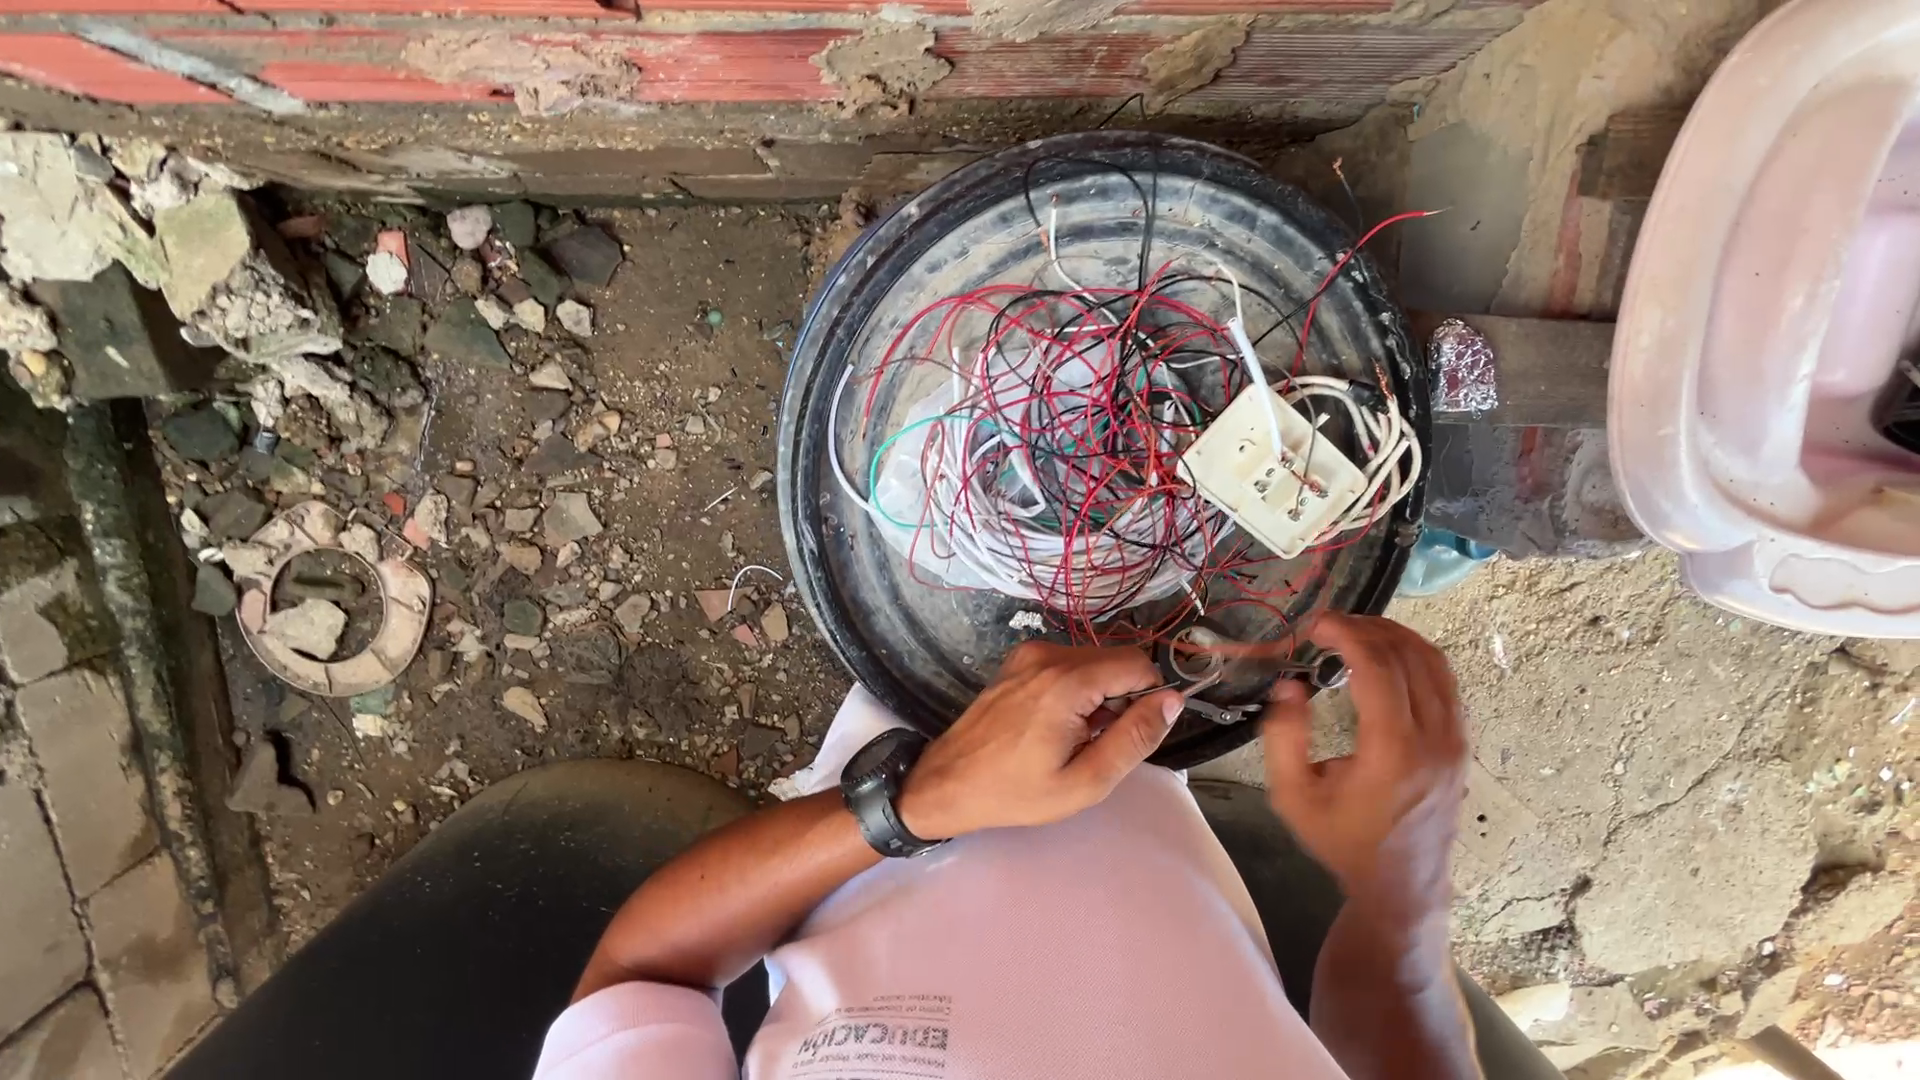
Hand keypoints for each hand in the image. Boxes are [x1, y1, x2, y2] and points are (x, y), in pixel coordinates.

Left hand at [897, 643, 1184, 839]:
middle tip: (1100, 740)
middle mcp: (1048, 654)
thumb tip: (1173, 700)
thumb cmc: (1016, 791)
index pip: (1138, 663)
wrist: (949, 782)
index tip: (1131, 732)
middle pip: (1117, 658)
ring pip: (1094, 660)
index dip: (1149, 697)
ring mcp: (1029, 653)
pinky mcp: (1019, 660)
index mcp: (1067, 680)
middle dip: (1124, 695)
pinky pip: (1069, 663)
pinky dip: (1077, 687)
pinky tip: (1057, 723)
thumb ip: (1134, 738)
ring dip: (1100, 693)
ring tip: (1076, 735)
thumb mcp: (1086, 781)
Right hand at [1262, 614, 1466, 925]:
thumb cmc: (1342, 840)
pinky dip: (1415, 655)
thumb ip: (1282, 737)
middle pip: (1408, 655)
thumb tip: (1289, 684)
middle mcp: (1434, 738)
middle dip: (1365, 628)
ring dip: (1393, 636)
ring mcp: (1455, 740)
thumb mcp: (1293, 795)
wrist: (1402, 885)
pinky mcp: (1461, 744)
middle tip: (1327, 625)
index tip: (1315, 624)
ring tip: (1354, 631)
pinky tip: (1385, 656)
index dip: (1346, 633)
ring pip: (1435, 662)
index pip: (1378, 667)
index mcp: (1392, 750)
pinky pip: (1446, 681)